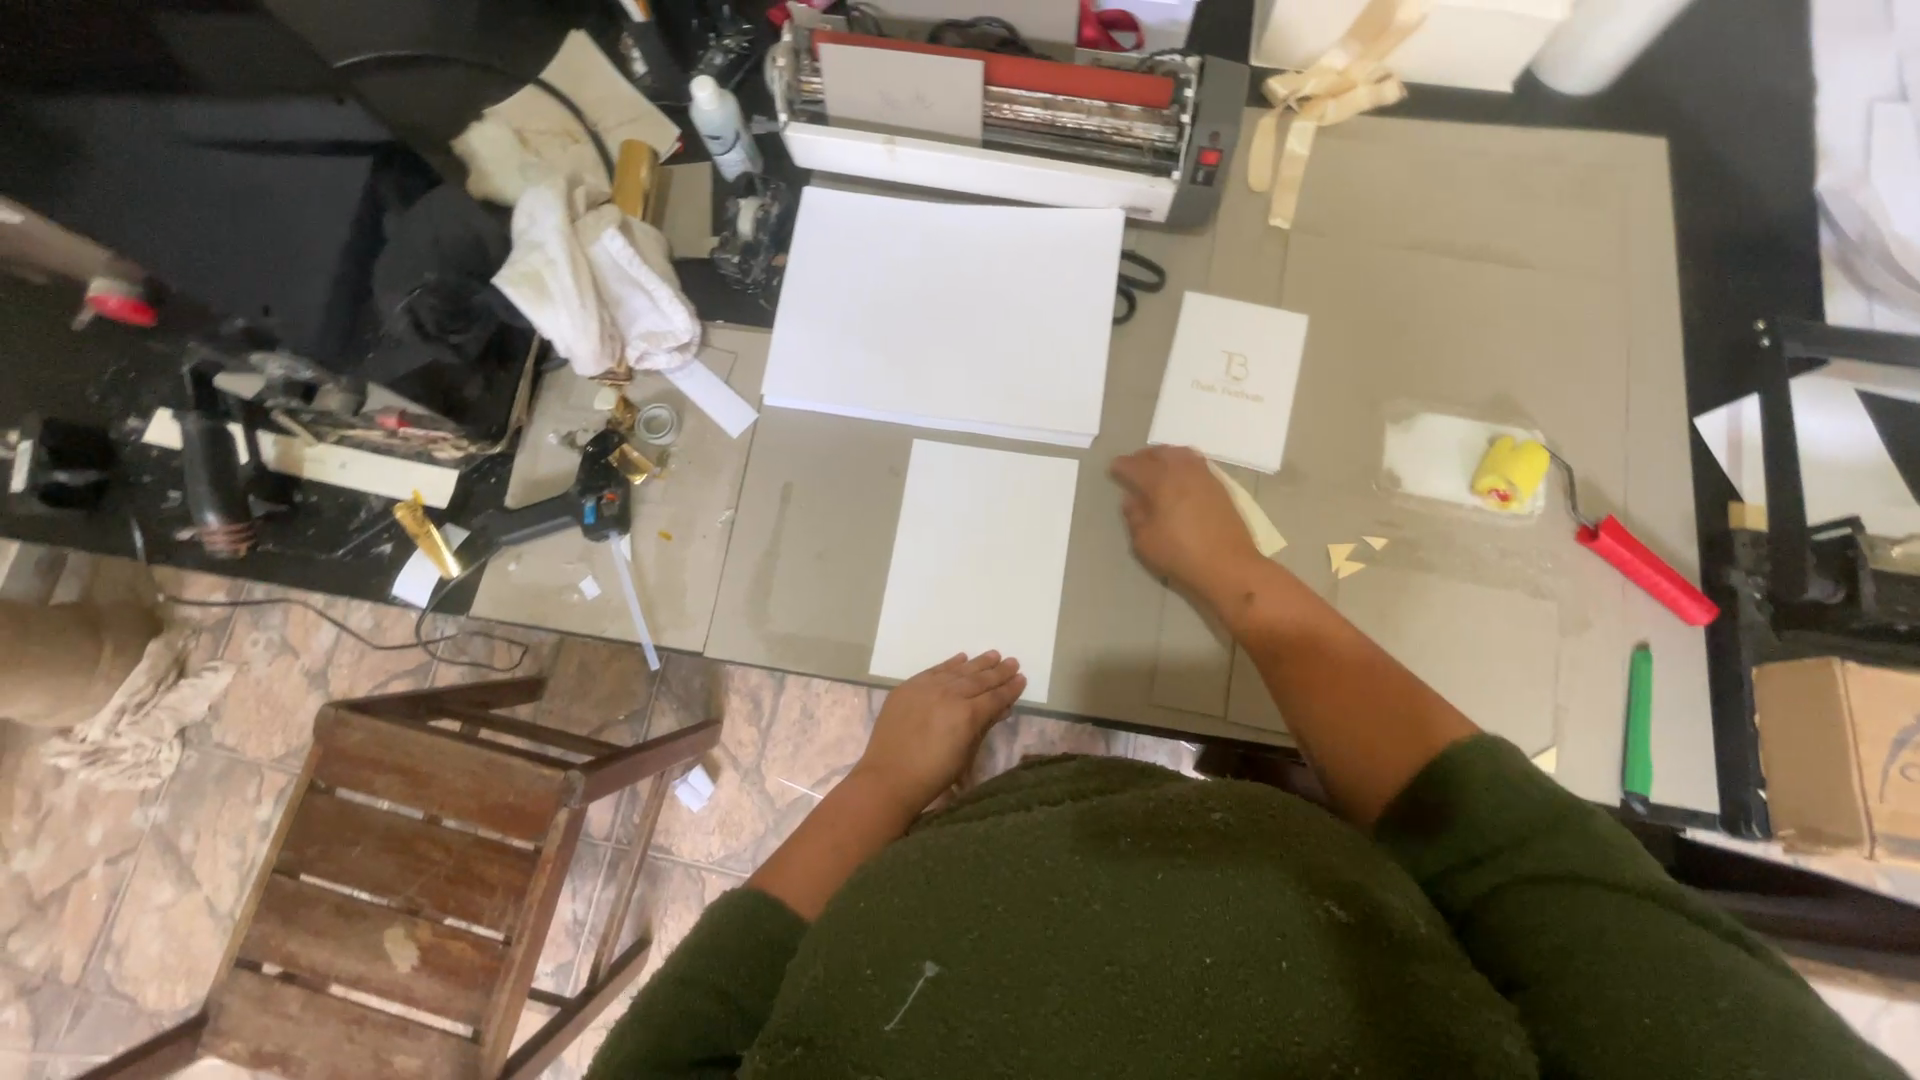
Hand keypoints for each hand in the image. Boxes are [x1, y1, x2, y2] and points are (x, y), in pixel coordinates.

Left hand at [853, 652, 1025, 810]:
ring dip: (978, 663)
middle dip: (998, 672)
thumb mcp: (966, 754)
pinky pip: (934, 670)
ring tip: (993, 655)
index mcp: (967, 714)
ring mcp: (927, 688)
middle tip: (1013, 662)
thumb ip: (983, 727)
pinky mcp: (909, 687)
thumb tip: (1001, 709)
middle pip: (979, 680)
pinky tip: (962, 658)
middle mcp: (949, 694)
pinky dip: (950, 664)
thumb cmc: (933, 775)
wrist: (889, 777)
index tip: (1022, 678)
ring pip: (958, 671)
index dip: (1010, 689)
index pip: (995, 697)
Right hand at [1109, 445, 1263, 607]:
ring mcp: (1205, 476)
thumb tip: (1131, 499)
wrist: (1229, 566)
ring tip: (1157, 466)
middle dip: (1143, 456)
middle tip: (1133, 465)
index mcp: (1161, 482)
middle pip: (1160, 453)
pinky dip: (1182, 463)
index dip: (1122, 466)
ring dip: (1165, 456)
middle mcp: (1183, 472)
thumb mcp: (1144, 541)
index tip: (1113, 469)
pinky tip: (1179, 477)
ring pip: (1181, 454)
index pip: (1136, 466)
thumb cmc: (1180, 555)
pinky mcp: (1220, 486)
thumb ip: (1134, 516)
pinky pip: (1196, 463)